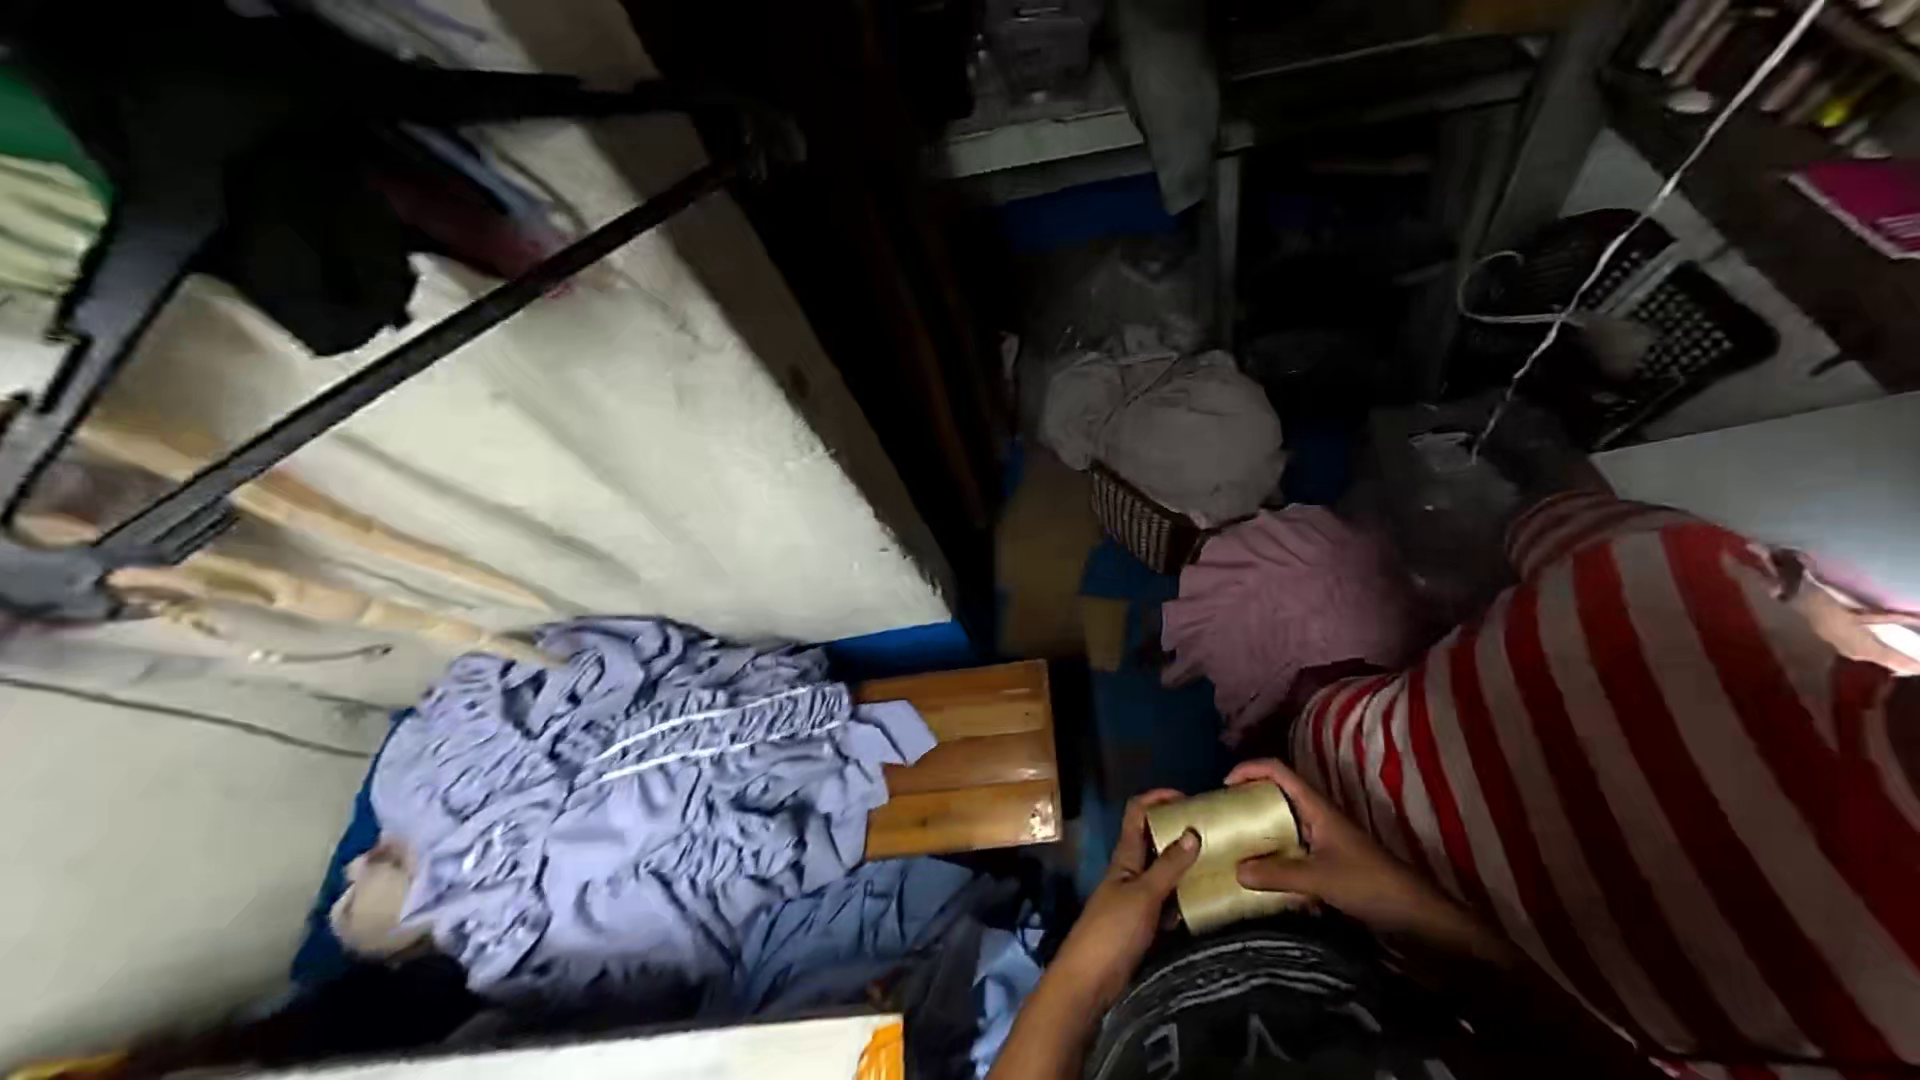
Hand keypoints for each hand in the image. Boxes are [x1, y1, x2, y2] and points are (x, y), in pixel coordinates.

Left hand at [1050, 789, 1202, 1009]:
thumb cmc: (1113, 929)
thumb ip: (1167, 866)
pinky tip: (1208, 901)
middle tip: (1214, 832)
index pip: (1137, 812)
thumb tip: (1192, 831)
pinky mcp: (1144, 920)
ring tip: (1220, 862)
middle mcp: (1130, 869)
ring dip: (1186, 864)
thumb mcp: (1144, 895)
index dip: (1157, 798)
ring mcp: (1137, 895)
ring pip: (1164, 870)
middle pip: (1153, 839)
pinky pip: (1168, 900)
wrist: (1091, 978)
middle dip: (1179, 831)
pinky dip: (1185, 897)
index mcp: (1125, 855)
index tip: (1188, 797)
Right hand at [1227, 759, 1515, 966]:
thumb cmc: (1371, 885)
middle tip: (1222, 816)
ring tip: (1233, 843)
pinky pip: (1289, 847)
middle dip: (1246, 799)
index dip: (1248, 769)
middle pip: (1275, 793)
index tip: (1223, 786)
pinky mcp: (1326, 860)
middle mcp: (1316, 815)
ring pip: (1281, 821)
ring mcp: (1322, 837)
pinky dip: (1271, 853)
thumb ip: (1276, 874)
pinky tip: (1260, 874)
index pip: (1277, 770)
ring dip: (1258, 828)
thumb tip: (1235, 869)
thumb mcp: (1320, 879)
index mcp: (1315, 806)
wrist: (1419, 917)